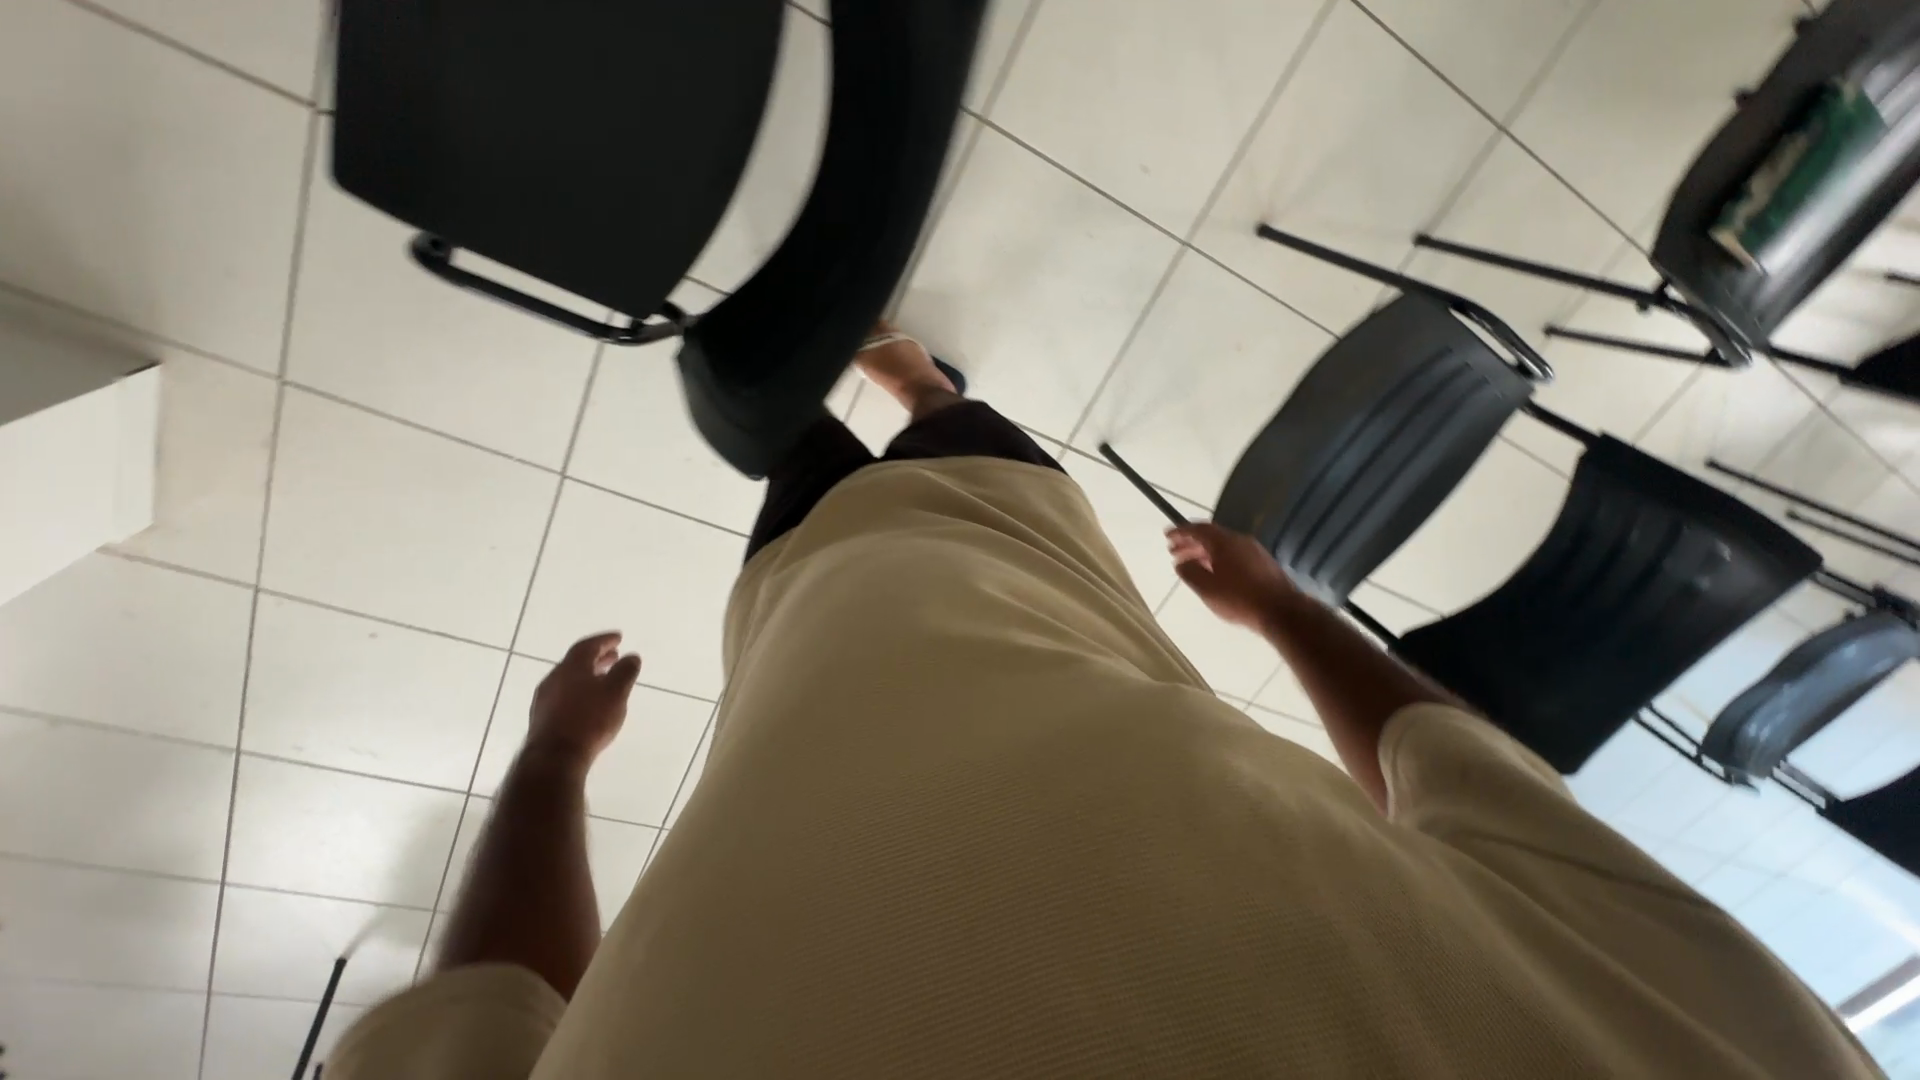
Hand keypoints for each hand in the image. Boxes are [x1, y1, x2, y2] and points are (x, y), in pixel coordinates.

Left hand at [526, 633, 642, 768]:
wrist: (555, 756)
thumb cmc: (589, 720)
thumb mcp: (616, 693)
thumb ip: (625, 672)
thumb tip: (631, 656)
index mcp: (571, 667)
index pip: (587, 646)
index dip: (604, 640)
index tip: (618, 638)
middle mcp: (554, 678)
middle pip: (576, 662)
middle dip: (597, 657)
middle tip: (614, 656)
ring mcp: (545, 698)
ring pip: (569, 679)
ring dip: (588, 675)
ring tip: (604, 680)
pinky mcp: (543, 717)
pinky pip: (564, 695)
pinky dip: (579, 691)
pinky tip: (589, 704)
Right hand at [1167, 523, 1303, 631]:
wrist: (1281, 611)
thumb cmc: (1239, 598)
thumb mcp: (1206, 588)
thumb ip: (1190, 572)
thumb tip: (1182, 563)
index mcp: (1224, 542)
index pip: (1198, 529)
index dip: (1180, 531)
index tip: (1166, 535)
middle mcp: (1240, 541)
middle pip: (1210, 536)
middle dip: (1190, 543)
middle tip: (1174, 552)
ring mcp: (1254, 551)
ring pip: (1223, 546)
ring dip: (1204, 552)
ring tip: (1191, 565)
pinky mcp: (1263, 564)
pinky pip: (1234, 554)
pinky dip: (1218, 559)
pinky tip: (1214, 574)